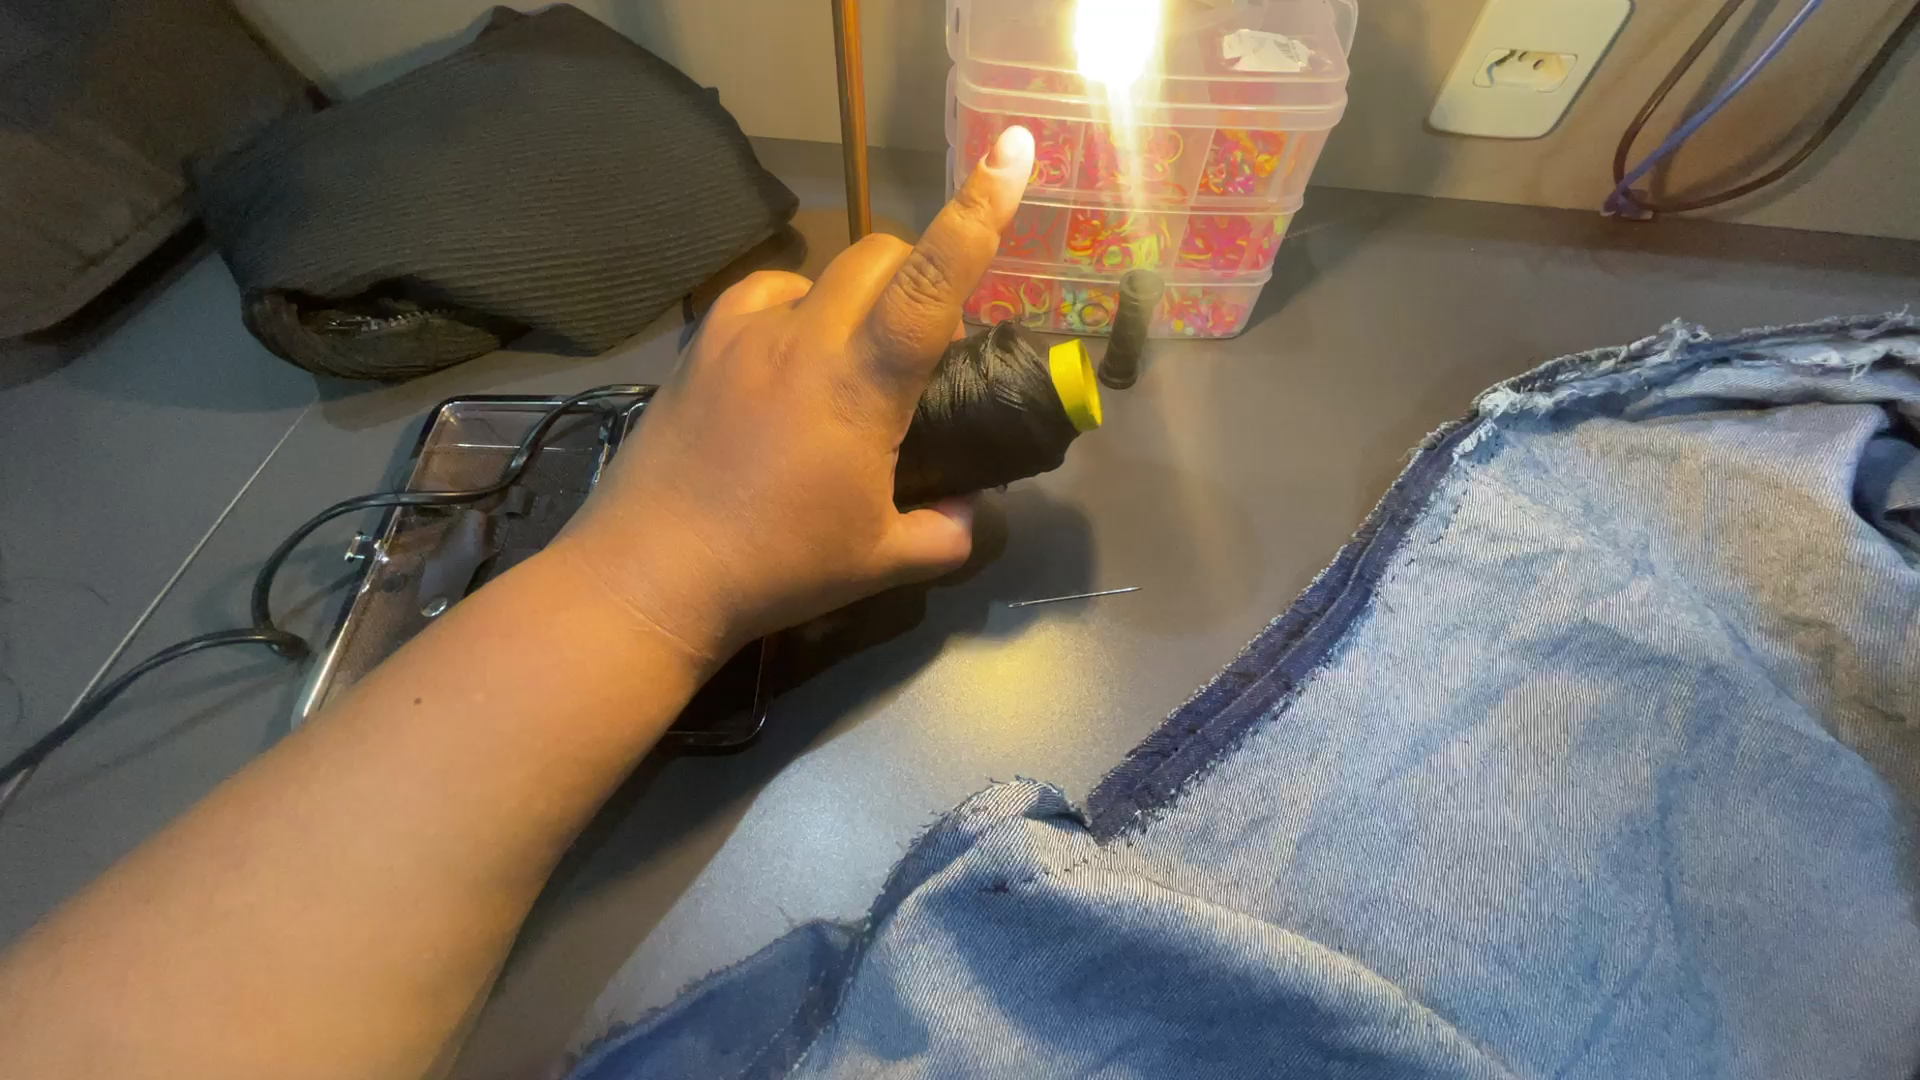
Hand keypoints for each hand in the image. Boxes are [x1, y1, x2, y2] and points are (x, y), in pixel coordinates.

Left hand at [552, 125, 1036, 668]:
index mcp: (860, 386)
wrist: (653, 573)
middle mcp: (803, 338)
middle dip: (917, 272)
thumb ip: (946, 533)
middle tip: (921, 338)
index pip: (932, 283)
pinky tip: (784, 359)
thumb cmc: (778, 567)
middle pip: (878, 254)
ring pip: (820, 271)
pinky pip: (764, 297)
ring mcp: (742, 334)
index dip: (979, 213)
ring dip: (855, 296)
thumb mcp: (880, 561)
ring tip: (848, 357)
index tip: (1012, 153)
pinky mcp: (700, 346)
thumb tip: (971, 510)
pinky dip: (794, 311)